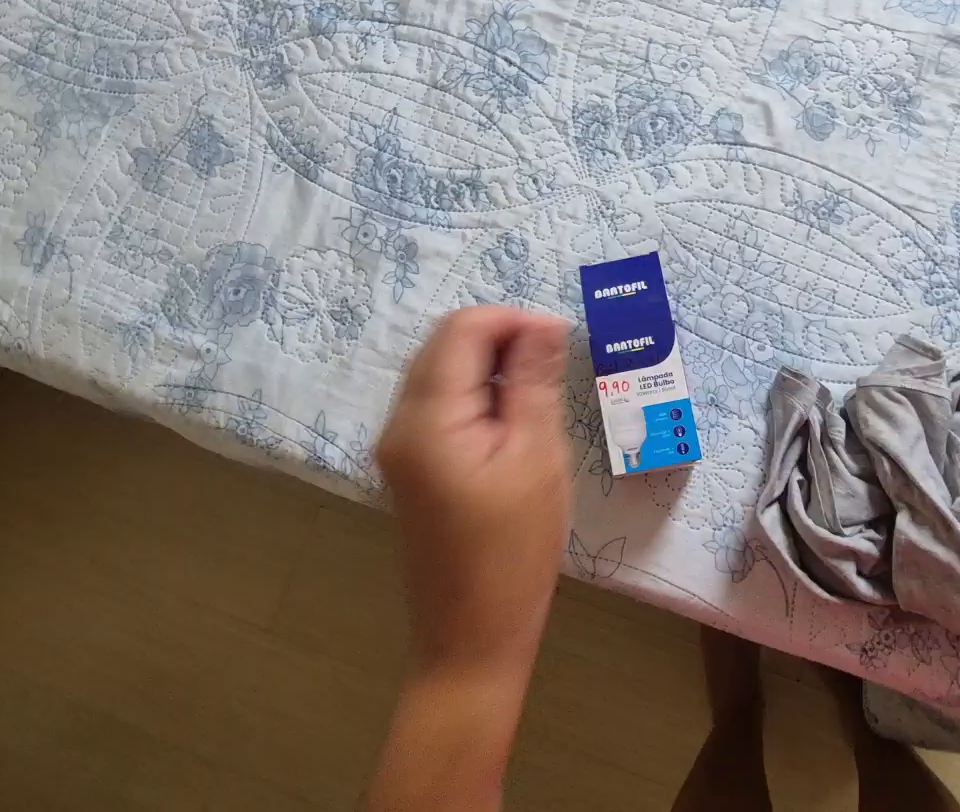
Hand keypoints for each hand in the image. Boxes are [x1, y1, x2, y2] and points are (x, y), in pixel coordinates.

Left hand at [376, 306, 574, 672]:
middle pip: (445, 346)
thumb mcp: (537, 457)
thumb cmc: (515, 551)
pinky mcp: (409, 465)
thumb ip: (535, 382)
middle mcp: (399, 423)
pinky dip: (477, 396)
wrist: (472, 637)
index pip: (461, 331)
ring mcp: (399, 446)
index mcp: (426, 419)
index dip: (512, 321)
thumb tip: (545, 324)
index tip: (560, 341)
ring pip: (442, 373)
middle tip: (554, 367)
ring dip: (491, 367)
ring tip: (540, 394)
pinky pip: (440, 406)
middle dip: (501, 340)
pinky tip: (512, 421)